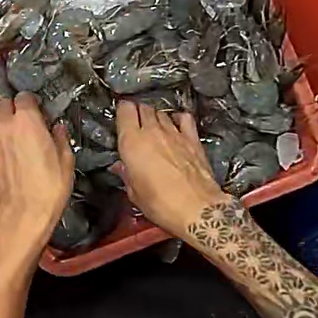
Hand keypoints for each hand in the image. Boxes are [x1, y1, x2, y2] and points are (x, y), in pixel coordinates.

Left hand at [0, 93, 73, 266]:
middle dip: (14, 109)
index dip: (32, 102)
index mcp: (26, 119)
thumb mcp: (66, 160)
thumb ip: (60, 137)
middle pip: (4, 104)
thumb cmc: (49, 186)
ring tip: (19, 144)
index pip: (24, 96)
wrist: (23, 214)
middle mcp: (4, 125)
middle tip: (27, 122)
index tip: (39, 111)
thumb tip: (57, 127)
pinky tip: (9, 162)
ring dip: (5, 128)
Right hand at [114, 101, 226, 229]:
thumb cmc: (161, 203)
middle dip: (138, 113)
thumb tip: (121, 167)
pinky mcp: (192, 139)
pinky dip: (178, 119)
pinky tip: (176, 126)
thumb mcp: (134, 192)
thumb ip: (126, 174)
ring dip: (156, 117)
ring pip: (162, 112)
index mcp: (132, 142)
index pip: (125, 109)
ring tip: (154, 127)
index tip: (121, 116)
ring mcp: (174, 133)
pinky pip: (184, 118)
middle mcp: (152, 132)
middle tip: (136, 123)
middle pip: (144, 108)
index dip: (122, 110)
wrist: (197, 209)